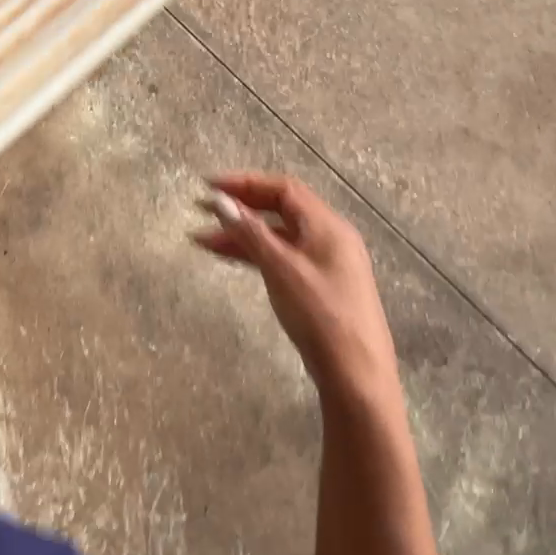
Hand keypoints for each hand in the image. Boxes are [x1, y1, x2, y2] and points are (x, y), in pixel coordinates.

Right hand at [191, 172, 400, 403]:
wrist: (355, 372)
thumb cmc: (320, 314)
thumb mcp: (280, 269)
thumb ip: (249, 232)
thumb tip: (219, 200)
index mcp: (327, 227)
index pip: (283, 189)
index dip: (244, 182)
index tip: (207, 186)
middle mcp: (329, 238)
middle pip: (280, 209)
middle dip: (239, 206)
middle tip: (200, 208)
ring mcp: (324, 262)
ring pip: (276, 234)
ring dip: (240, 232)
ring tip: (201, 239)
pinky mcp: (317, 283)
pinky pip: (279, 255)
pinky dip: (252, 252)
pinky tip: (228, 257)